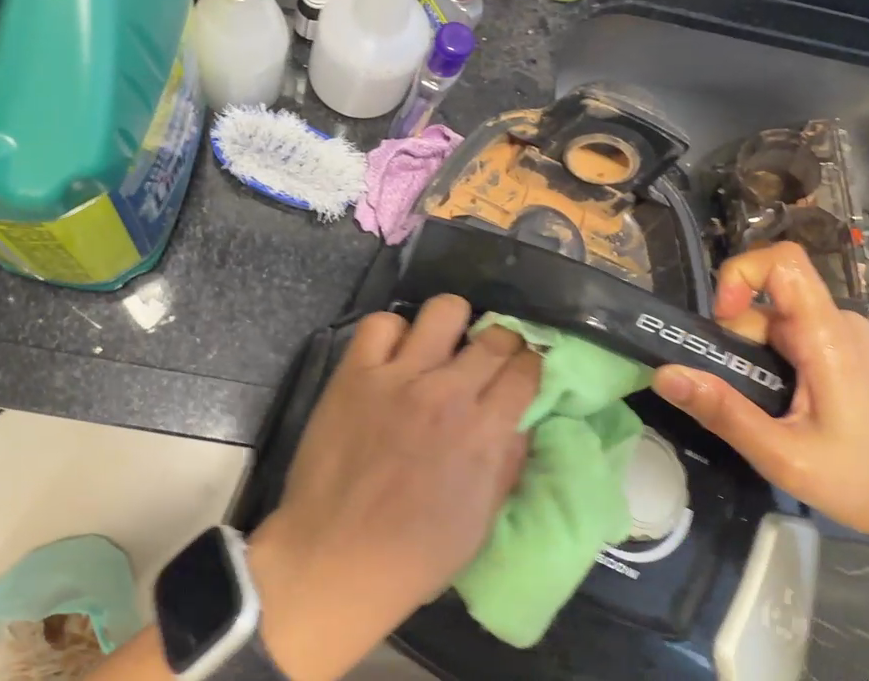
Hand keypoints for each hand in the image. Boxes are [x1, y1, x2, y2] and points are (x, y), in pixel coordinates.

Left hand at [246, 295, 540, 680]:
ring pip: (443, 310)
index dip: (532, 364)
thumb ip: (507, 461)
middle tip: (489, 360)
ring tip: (443, 347)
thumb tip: (520, 421)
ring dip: (452, 325)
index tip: (526, 369)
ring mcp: (398, 377)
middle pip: (493, 337)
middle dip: (501, 343)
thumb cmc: (416, 554)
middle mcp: (447, 392)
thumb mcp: (483, 519)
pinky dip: (393, 333)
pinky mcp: (355, 373)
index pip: (526, 368)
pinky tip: (393, 356)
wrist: (336, 558)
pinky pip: (380, 324)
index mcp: (484, 431)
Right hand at [650, 242, 868, 551]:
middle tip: (736, 392)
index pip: (784, 261)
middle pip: (769, 298)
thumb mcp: (782, 456)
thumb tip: (663, 374)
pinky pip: (795, 336)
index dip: (741, 274)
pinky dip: (771, 360)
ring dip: (753, 354)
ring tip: (761, 409)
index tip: (722, 322)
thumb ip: (722, 412)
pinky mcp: (850, 355)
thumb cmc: (862, 484)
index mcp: (829, 337)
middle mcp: (841, 325)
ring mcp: (849, 339)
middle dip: (737, 335)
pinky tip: (782, 407)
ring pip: (777, 320)